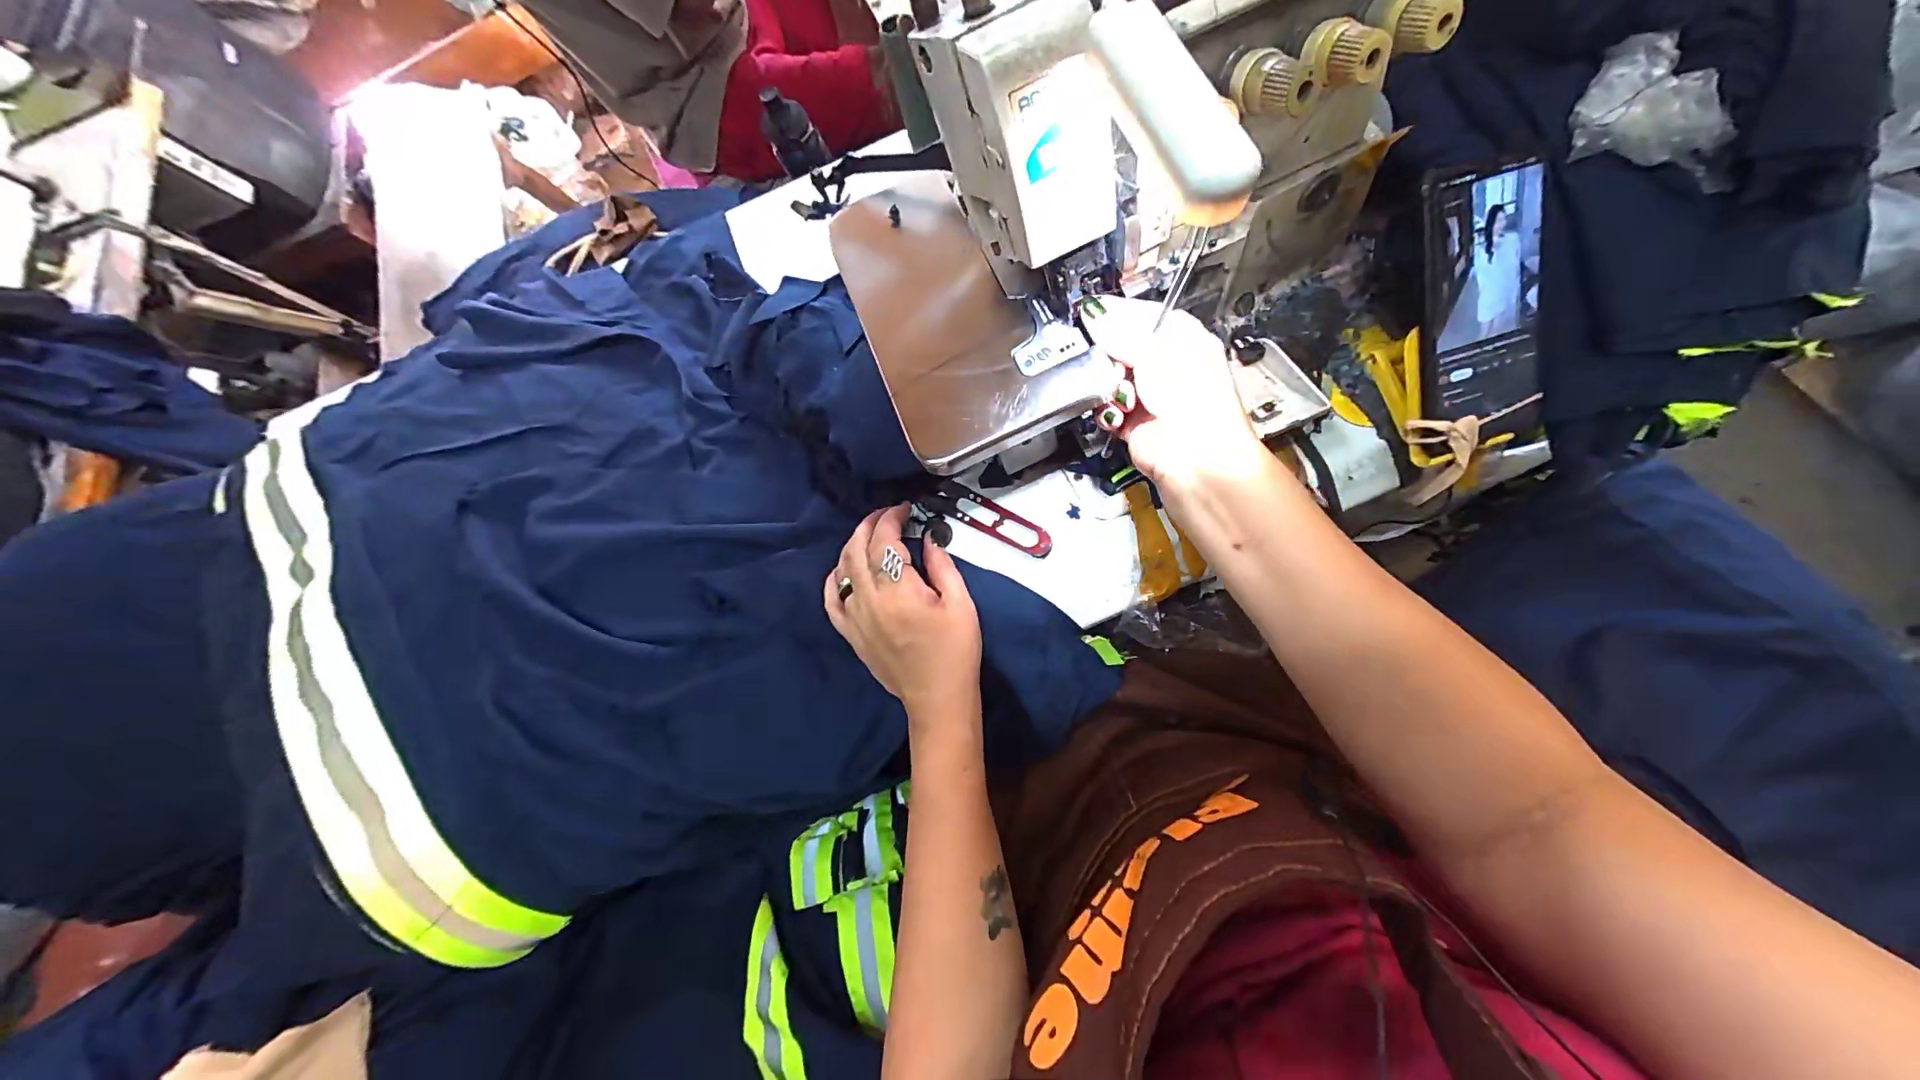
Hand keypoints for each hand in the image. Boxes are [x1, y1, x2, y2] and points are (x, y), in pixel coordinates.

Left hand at [824, 505, 982, 724]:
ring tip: (870, 534)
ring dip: (853, 544)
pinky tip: (844, 569)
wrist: (937, 697)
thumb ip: (942, 565)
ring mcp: (854, 617)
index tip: (904, 508)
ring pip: (842, 569)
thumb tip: (929, 537)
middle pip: (858, 548)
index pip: (884, 540)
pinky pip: (831, 599)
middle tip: (887, 514)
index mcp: (898, 590)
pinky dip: (834, 578)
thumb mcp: (961, 603)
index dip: (892, 518)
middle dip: (870, 524)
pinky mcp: (850, 633)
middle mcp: (869, 600)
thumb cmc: (955, 650)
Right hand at [1082, 298, 1267, 494]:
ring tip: (1117, 391)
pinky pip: (1109, 409)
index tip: (1094, 315)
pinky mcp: (1136, 424)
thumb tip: (1096, 315)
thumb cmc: (1198, 403)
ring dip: (1108, 386)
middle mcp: (1169, 368)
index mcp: (1184, 340)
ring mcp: (1152, 397)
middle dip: (1109, 356)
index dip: (1119, 316)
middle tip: (1105, 357)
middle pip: (1123, 350)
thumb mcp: (1154, 352)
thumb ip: (1120, 333)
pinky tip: (1117, 412)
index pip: (1145, 317)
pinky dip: (1108, 411)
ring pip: (1112, 381)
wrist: (1197, 457)